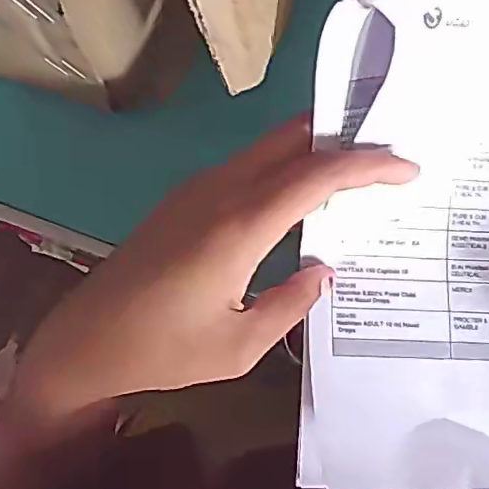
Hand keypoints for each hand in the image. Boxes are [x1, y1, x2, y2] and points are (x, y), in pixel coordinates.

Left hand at [11, 116, 417, 417]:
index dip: (366, 165)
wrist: (83, 340)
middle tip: (386, 155)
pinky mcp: (185, 197)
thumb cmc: (161, 350)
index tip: (405, 168)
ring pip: (269, 148)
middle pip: (292, 140)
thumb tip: (324, 270)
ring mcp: (198, 189)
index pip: (316, 175)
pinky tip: (300, 192)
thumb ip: (291, 304)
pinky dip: (285, 166)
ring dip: (314, 150)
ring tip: (354, 172)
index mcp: (239, 226)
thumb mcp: (239, 346)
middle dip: (344, 139)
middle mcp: (220, 192)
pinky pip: (248, 165)